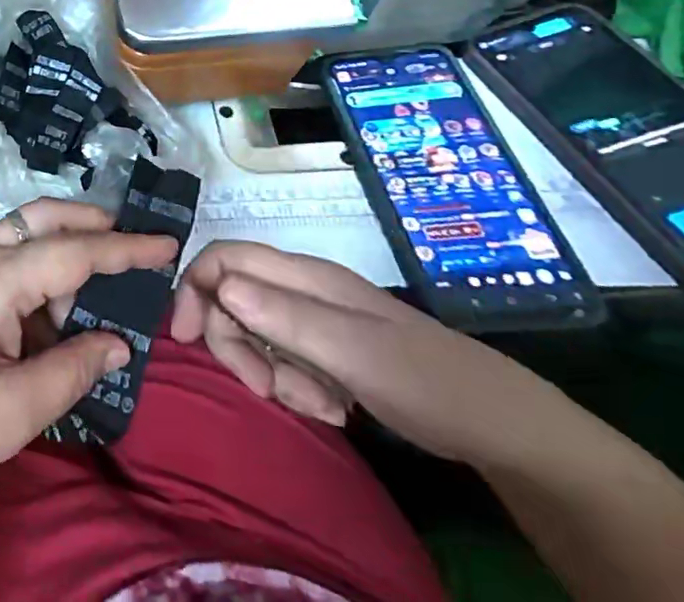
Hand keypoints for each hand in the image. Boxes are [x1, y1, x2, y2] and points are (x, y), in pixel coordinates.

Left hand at [0, 200, 178, 521]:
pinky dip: (40, 280)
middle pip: (41, 221)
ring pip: (23, 242)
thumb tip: (118, 343)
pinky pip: (6, 268)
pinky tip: (59, 318)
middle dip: (90, 224)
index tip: (169, 244)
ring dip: (65, 257)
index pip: (75, 251)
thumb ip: (77, 367)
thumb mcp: (21, 407)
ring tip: (105, 294)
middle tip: (135, 244)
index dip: (127, 249)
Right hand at [170, 240, 590, 469]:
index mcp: (303, 276)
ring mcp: (313, 321)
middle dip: (236, 346)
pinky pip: (282, 361)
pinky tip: (331, 408)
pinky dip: (294, 386)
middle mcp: (300, 290)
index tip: (188, 338)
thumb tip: (220, 287)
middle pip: (231, 301)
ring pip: (254, 336)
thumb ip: (284, 316)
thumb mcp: (351, 350)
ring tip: (317, 404)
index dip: (196, 289)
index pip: (223, 258)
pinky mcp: (324, 350)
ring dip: (270, 374)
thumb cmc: (424, 379)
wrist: (496, 426)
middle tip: (263, 387)